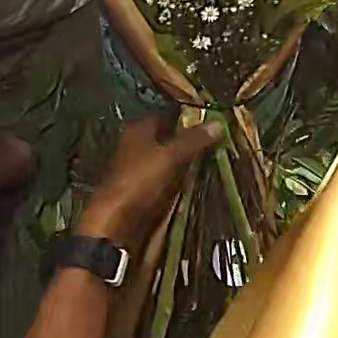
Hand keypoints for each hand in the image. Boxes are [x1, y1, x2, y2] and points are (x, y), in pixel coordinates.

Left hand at [77, 114, 223, 247]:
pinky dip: (182, 179)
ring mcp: (141, 169)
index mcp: (139, 130)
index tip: (214, 119)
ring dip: (189, 161)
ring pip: (170, 159)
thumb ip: (193, 140)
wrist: (116, 223)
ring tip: (216, 159)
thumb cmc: (140, 180)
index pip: (168, 114)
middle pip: (170, 138)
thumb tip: (219, 122)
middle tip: (220, 141)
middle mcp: (138, 145)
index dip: (189, 116)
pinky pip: (169, 178)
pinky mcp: (145, 190)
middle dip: (192, 140)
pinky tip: (199, 180)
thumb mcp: (170, 156)